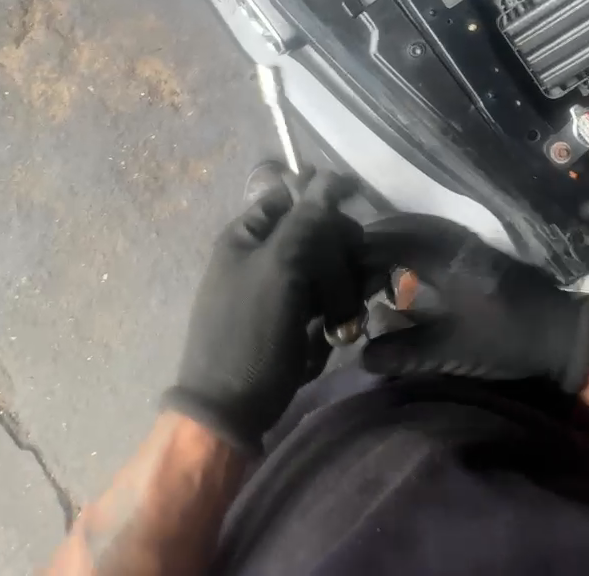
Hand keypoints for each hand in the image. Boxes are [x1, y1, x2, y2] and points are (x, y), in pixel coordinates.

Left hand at [164, 166, 364, 451]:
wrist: (229, 411)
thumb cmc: (249, 332)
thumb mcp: (279, 268)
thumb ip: (306, 220)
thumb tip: (328, 176)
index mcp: (245, 236)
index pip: (291, 196)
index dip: (324, 195)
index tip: (359, 202)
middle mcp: (260, 257)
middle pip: (314, 232)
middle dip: (339, 249)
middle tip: (358, 266)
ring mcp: (276, 291)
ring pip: (324, 267)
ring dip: (343, 283)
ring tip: (350, 309)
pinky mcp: (290, 321)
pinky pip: (322, 300)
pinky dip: (336, 308)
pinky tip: (340, 327)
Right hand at [359, 213, 588, 392]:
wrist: (562, 333)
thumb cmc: (506, 338)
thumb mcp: (452, 350)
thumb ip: (403, 350)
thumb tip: (360, 354)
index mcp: (443, 255)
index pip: (387, 241)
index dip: (356, 257)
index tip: (334, 276)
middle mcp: (452, 240)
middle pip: (399, 230)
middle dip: (369, 248)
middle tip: (345, 273)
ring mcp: (467, 244)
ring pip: (416, 233)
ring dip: (390, 248)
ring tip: (366, 275)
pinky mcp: (476, 255)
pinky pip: (431, 241)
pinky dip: (409, 253)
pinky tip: (402, 277)